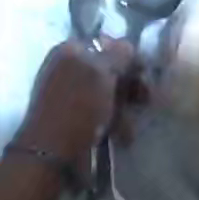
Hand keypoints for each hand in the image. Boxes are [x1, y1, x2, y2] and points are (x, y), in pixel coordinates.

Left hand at [17, 39, 134, 165]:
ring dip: (124, 108)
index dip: (128, 56)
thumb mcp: (102, 72)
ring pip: (108, 95)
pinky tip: (121, 136)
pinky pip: (102, 115)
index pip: (106, 44)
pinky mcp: (74, 121)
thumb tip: (128, 46)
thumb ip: (119, 54)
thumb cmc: (78, 106)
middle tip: (146, 99)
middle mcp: (68, 69)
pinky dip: (115, 123)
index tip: (145, 72)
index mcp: (69, 51)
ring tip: (130, 125)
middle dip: (129, 85)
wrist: (52, 155)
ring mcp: (70, 96)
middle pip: (108, 70)